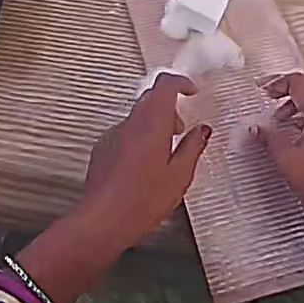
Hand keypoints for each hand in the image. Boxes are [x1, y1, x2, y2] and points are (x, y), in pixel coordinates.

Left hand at [11, 75, 210, 302]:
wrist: (103, 220)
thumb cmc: (142, 200)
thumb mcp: (179, 175)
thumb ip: (192, 147)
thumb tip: (201, 130)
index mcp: (151, 123)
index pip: (164, 84)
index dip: (180, 82)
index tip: (191, 90)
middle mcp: (130, 124)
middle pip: (150, 99)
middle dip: (169, 109)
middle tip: (180, 131)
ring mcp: (112, 135)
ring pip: (137, 118)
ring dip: (153, 126)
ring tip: (163, 156)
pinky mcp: (102, 148)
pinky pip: (124, 134)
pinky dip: (137, 140)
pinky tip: (143, 168)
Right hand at [252, 72, 303, 248]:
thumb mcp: (288, 160)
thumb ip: (268, 138)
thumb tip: (255, 128)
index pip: (300, 82)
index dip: (278, 83)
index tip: (263, 90)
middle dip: (290, 86)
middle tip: (271, 97)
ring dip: (300, 100)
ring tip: (281, 119)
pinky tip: (297, 133)